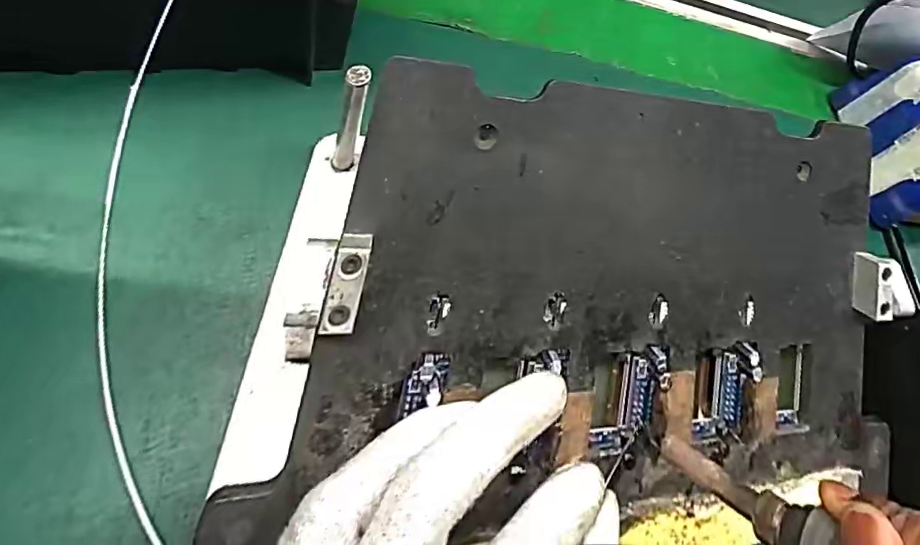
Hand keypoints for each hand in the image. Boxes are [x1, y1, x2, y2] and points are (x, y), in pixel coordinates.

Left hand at [282, 372, 616, 544]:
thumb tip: (597, 522)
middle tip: (547, 395)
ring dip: (430, 432)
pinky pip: (322, 516)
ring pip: (348, 500)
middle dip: (492, 432)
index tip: (589, 484)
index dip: (550, 523)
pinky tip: (426, 439)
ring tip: (486, 403)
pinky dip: (380, 461)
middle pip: (416, 508)